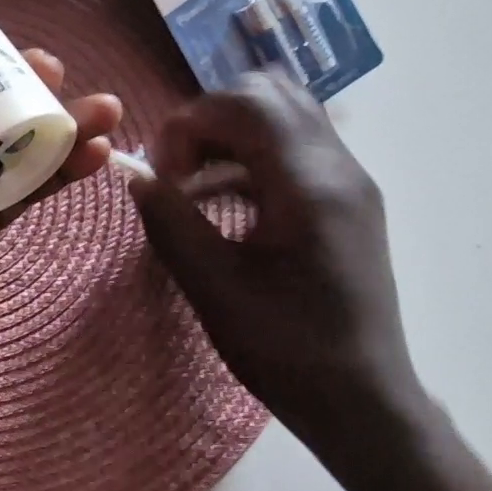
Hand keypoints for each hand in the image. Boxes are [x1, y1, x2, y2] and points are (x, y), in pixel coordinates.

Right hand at [128, 71, 422, 457]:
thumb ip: (169, 222)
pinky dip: (249, 160)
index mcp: (310, 184)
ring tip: (191, 190)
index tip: (157, 176)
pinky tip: (220, 207)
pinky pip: (294, 152)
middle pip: (271, 94)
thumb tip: (133, 176)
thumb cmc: (283, 348)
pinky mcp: (346, 203)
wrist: (359, 396)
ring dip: (228, 138)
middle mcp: (339, 167)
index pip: (245, 105)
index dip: (187, 125)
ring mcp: (349, 183)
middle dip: (209, 120)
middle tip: (175, 173)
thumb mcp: (213, 287)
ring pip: (285, 118)